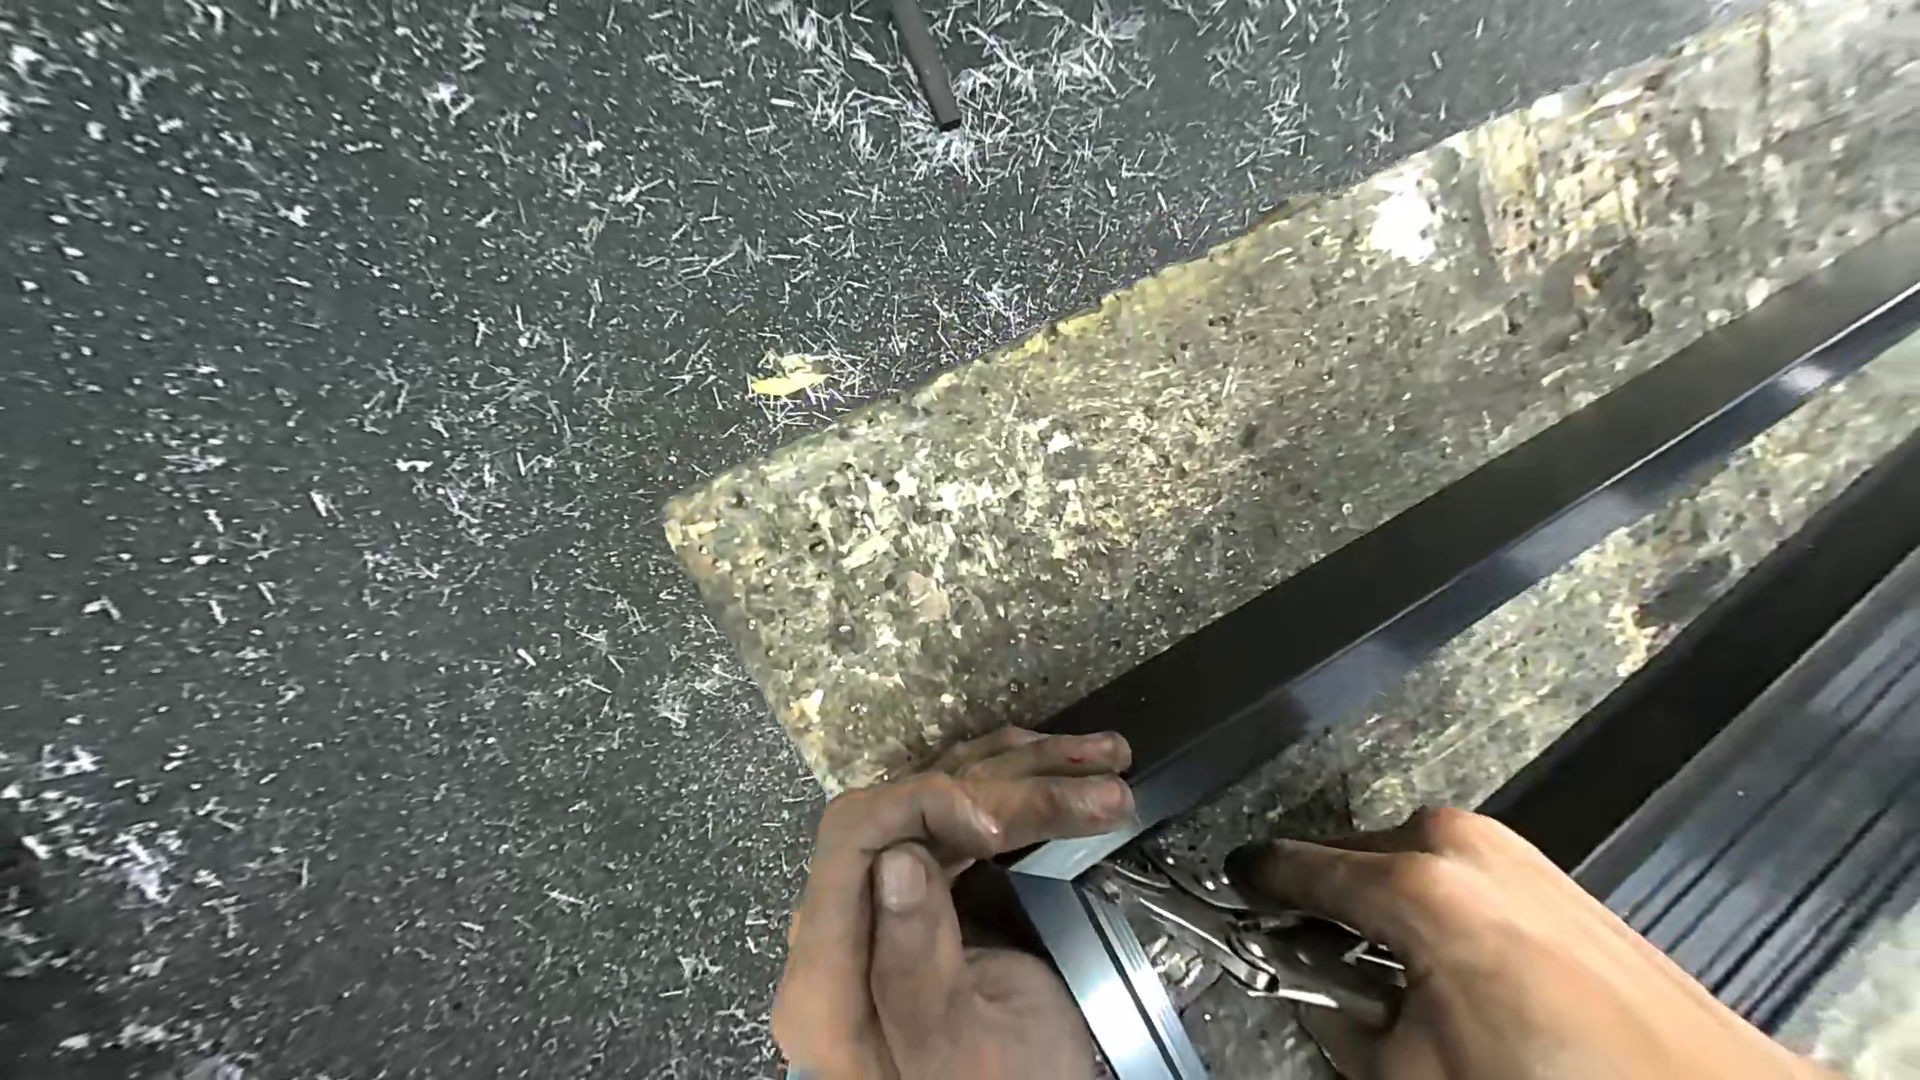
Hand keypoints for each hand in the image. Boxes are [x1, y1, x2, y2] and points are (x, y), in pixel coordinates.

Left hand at [773, 727, 1133, 1079]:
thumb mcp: (954, 1057)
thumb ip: (912, 969)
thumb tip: (899, 858)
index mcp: (829, 965)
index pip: (854, 835)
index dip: (922, 805)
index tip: (997, 824)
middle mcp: (854, 909)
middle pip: (917, 806)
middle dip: (1009, 789)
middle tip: (1099, 793)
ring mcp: (898, 886)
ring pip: (956, 793)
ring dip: (1033, 771)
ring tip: (1105, 757)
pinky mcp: (939, 876)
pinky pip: (978, 810)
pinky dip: (1029, 786)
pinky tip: (1069, 764)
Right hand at [1226, 807, 1836, 1079]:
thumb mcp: (1413, 1076)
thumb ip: (1336, 1020)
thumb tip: (1313, 991)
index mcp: (1413, 887)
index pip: (1294, 865)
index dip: (1254, 880)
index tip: (1238, 885)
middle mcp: (1449, 844)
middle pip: (1340, 855)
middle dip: (1319, 897)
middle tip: (1313, 949)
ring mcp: (1494, 844)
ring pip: (1387, 856)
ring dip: (1369, 898)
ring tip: (1384, 962)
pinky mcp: (1529, 860)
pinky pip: (1437, 864)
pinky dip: (1416, 897)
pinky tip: (1436, 955)